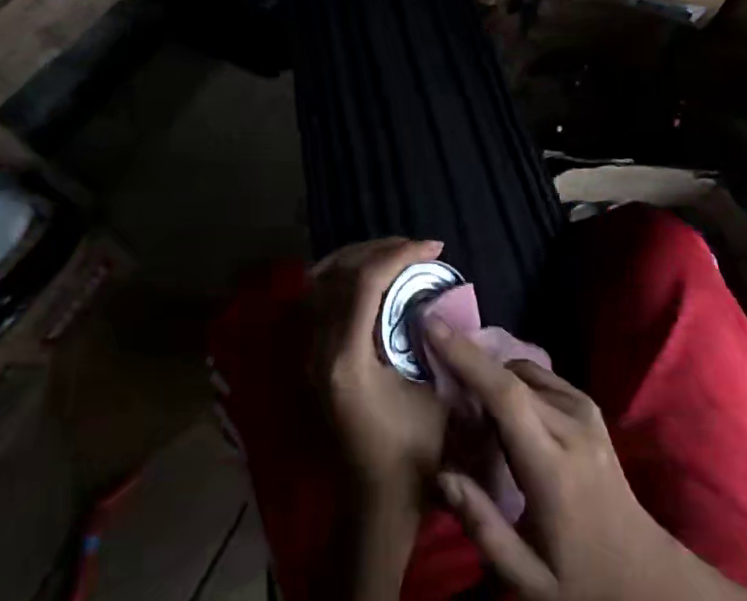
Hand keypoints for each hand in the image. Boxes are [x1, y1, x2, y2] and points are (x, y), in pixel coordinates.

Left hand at [310, 238, 448, 510]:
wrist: (376, 500)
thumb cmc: (413, 455)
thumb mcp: (437, 397)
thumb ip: (436, 344)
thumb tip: (439, 300)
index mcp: (346, 360)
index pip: (364, 284)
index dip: (398, 255)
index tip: (433, 247)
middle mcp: (317, 349)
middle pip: (337, 274)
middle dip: (377, 250)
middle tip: (415, 246)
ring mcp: (307, 352)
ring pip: (320, 281)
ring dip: (356, 259)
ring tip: (394, 254)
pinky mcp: (309, 356)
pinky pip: (317, 299)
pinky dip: (342, 277)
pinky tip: (370, 278)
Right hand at [423, 318, 746, 600]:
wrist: (647, 576)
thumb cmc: (581, 580)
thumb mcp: (528, 578)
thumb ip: (482, 526)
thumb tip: (442, 473)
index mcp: (553, 467)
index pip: (504, 395)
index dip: (465, 356)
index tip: (431, 324)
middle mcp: (572, 428)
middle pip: (510, 375)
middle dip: (467, 359)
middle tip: (431, 365)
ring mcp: (586, 414)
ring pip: (523, 371)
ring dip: (489, 374)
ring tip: (465, 400)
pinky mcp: (590, 410)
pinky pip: (539, 377)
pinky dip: (510, 381)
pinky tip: (498, 410)